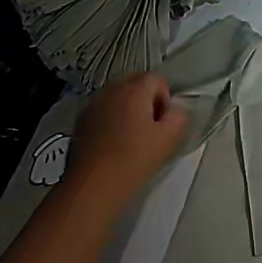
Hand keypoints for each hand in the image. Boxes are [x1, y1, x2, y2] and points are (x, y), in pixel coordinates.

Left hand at [65, 73, 189, 199]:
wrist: (95, 183)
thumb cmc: (134, 159)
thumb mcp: (169, 138)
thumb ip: (179, 116)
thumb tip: (175, 111)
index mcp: (134, 91)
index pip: (157, 79)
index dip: (166, 99)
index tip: (164, 121)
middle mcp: (111, 91)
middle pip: (136, 83)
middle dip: (147, 100)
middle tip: (152, 127)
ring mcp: (93, 104)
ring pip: (118, 96)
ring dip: (129, 109)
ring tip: (133, 137)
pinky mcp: (81, 120)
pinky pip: (103, 109)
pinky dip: (112, 118)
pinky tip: (115, 142)